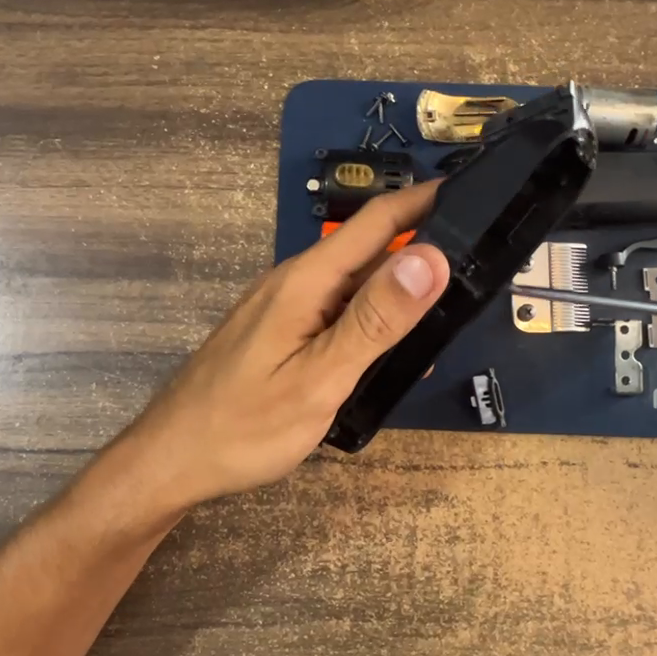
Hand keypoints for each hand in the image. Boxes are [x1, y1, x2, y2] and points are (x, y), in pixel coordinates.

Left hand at [116, 182, 448, 512]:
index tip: (480, 195)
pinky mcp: (280, 334)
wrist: (173, 460)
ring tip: (452, 314)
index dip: (428, 201)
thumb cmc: (244, 427)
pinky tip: (395, 355)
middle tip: (483, 268)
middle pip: (370, 252)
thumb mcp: (320, 377)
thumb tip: (430, 258)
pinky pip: (336, 315)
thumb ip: (375, 321)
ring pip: (355, 287)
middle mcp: (295, 283)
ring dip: (401, 294)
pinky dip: (372, 324)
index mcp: (306, 281)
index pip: (378, 221)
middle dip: (424, 251)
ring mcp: (284, 309)